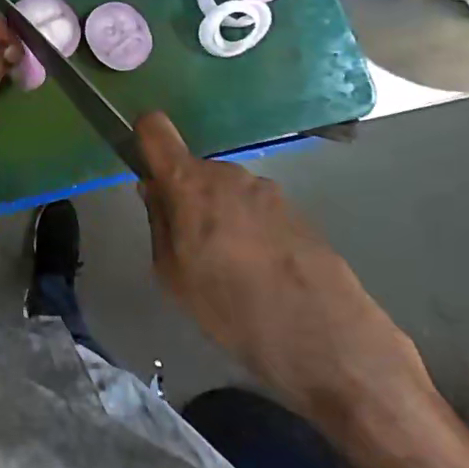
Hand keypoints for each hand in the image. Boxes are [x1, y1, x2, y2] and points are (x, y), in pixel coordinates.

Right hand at [135, 112, 432, 427]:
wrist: (325, 337)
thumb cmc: (231, 307)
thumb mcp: (172, 275)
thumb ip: (159, 223)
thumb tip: (155, 190)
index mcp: (190, 183)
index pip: (155, 130)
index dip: (144, 138)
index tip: (144, 165)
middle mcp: (228, 173)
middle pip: (194, 171)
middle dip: (186, 197)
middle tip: (191, 247)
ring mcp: (267, 189)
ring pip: (226, 192)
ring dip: (221, 216)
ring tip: (231, 269)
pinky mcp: (297, 210)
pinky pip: (256, 210)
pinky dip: (250, 230)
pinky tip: (262, 274)